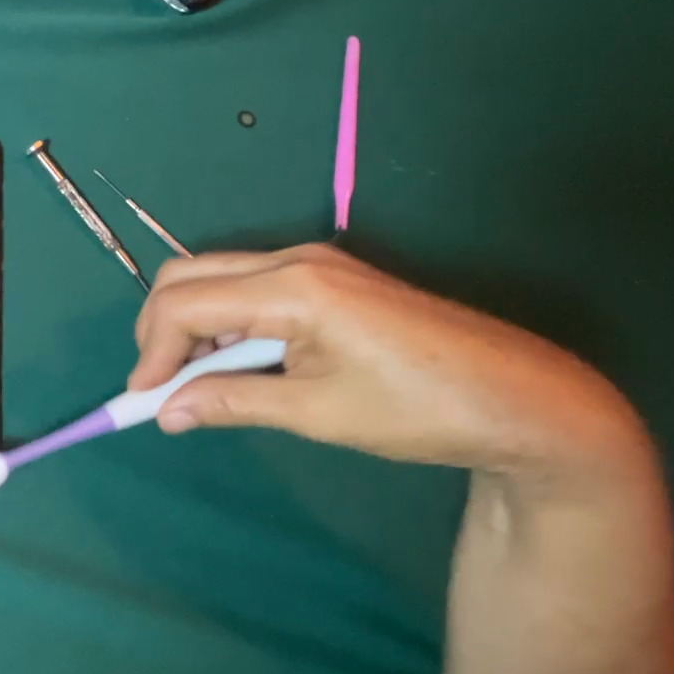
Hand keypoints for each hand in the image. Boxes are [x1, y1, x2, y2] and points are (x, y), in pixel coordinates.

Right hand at [129, 244, 654, 480]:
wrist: (528, 401)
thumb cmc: (420, 410)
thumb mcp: (315, 413)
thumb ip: (230, 403)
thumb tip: (165, 414)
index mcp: (292, 288)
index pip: (183, 304)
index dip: (152, 351)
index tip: (145, 398)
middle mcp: (294, 259)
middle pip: (186, 275)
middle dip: (160, 328)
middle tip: (164, 383)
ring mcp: (314, 262)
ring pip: (213, 277)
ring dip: (192, 325)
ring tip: (203, 380)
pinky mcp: (329, 276)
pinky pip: (248, 285)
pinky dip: (225, 321)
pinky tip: (242, 361)